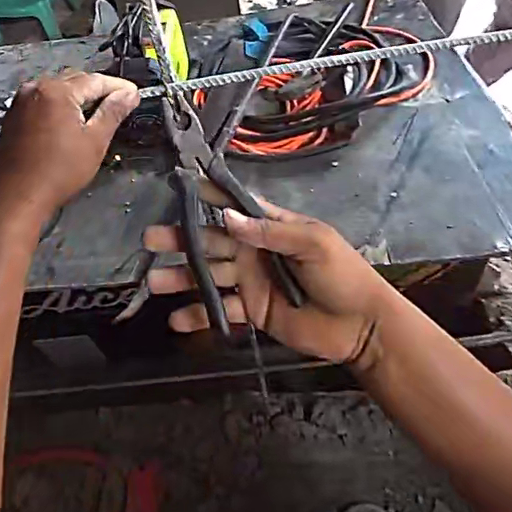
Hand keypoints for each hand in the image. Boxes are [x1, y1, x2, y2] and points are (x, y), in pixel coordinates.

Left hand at [0, 71, 138, 225]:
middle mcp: (36, 88)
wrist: (16, 198)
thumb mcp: (94, 141)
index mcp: (56, 91)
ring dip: (79, 97)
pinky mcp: (13, 115)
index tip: (134, 94)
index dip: (118, 86)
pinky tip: (70, 121)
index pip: (95, 80)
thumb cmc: (58, 172)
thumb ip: (113, 112)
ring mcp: (21, 101)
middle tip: (120, 102)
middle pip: (75, 81)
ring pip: (58, 90)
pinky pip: (43, 101)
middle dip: (98, 90)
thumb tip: (129, 94)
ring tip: (98, 111)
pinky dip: (60, 106)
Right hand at [142, 200, 394, 370]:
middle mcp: (255, 250)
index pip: (234, 206)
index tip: (181, 185)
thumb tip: (227, 217)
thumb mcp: (312, 243)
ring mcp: (251, 281)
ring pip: (209, 275)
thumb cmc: (341, 274)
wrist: (361, 326)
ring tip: (153, 281)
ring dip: (181, 277)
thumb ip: (270, 232)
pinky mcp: (252, 311)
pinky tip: (175, 320)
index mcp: (271, 227)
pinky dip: (198, 315)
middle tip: (150, 238)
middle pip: (211, 241)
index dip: (209, 195)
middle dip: (181, 238)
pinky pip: (220, 310)